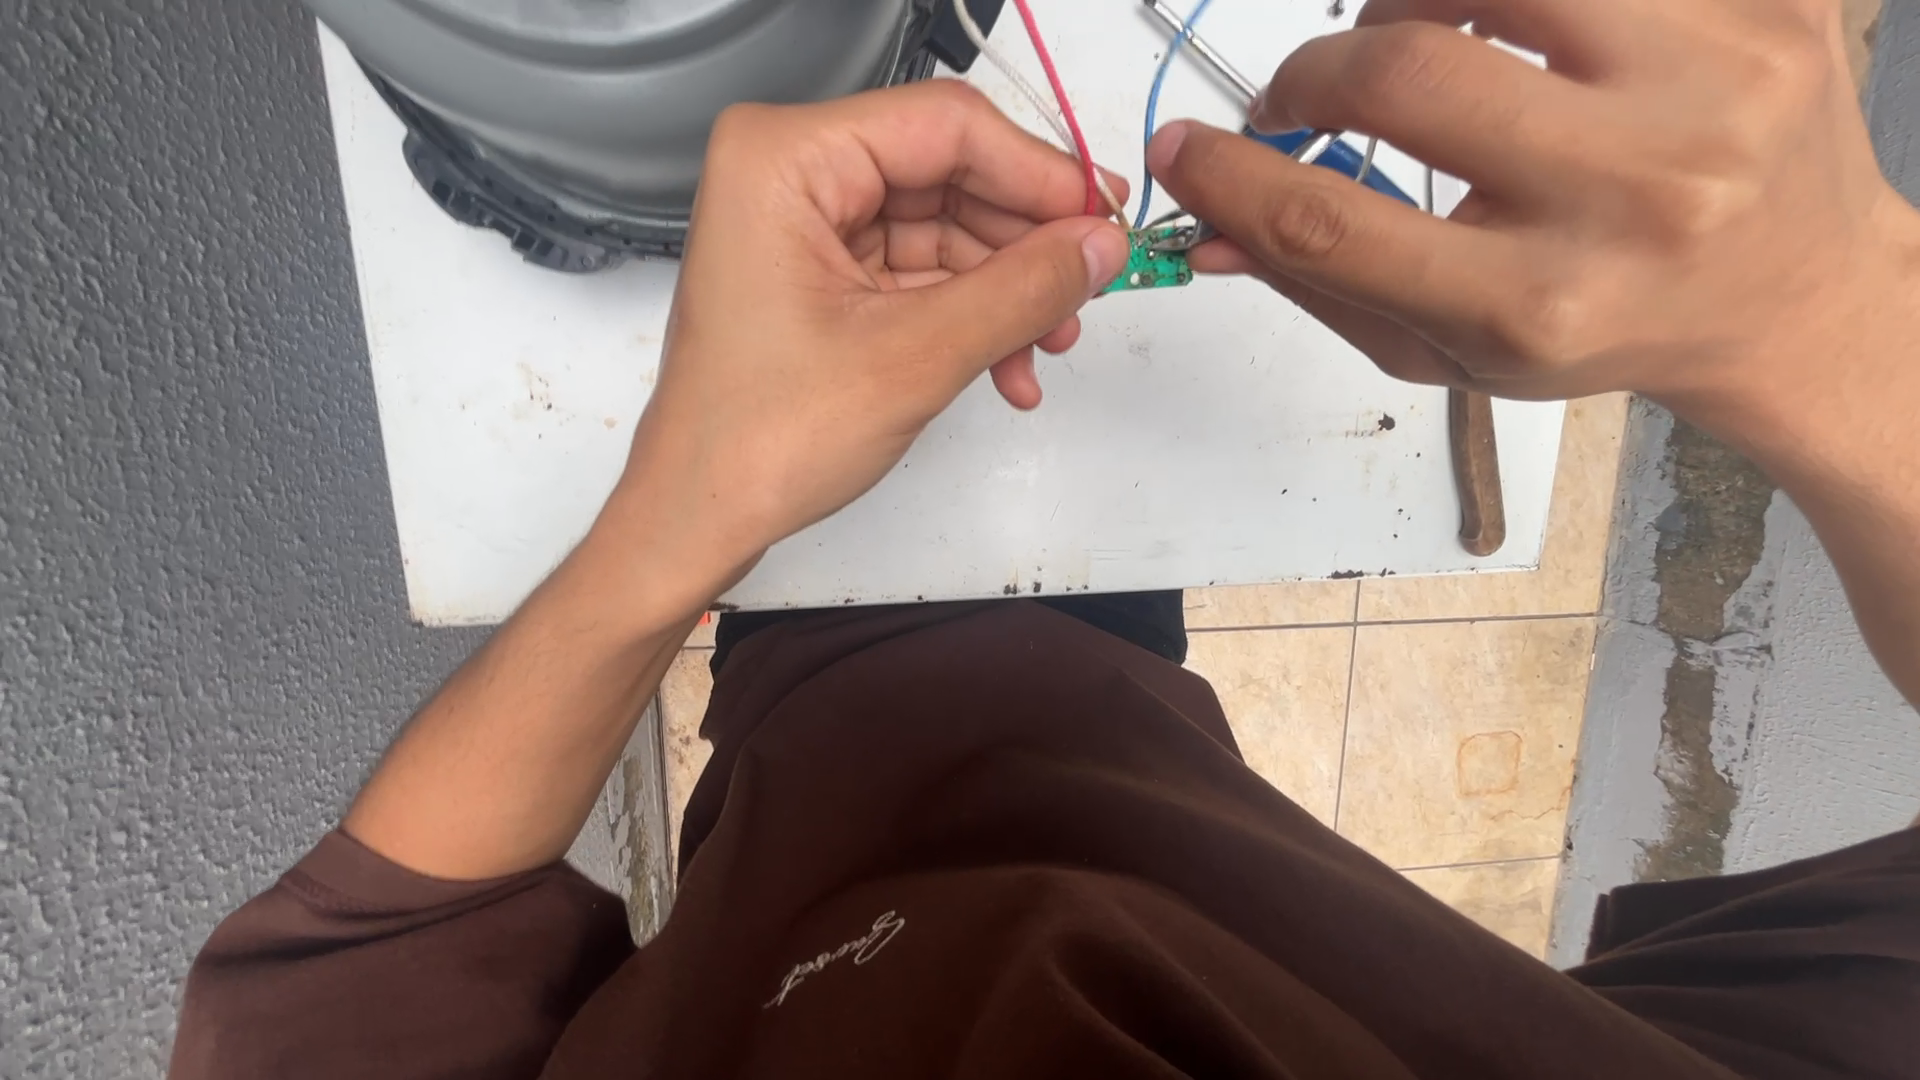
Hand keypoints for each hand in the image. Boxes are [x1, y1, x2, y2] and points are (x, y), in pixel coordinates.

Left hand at [606, 80, 1130, 588]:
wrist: (705, 515)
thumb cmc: (766, 441)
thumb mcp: (915, 357)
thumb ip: (1020, 291)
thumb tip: (1101, 246)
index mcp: (786, 160)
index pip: (946, 128)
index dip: (1038, 173)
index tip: (1102, 220)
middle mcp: (791, 180)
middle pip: (948, 180)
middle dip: (1023, 247)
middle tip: (1084, 292)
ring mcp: (807, 234)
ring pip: (941, 236)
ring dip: (1003, 295)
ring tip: (1045, 348)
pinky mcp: (822, 284)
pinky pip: (918, 281)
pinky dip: (968, 321)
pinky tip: (1006, 369)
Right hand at [1147, 0, 1916, 408]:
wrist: (1780, 293)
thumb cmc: (1576, 339)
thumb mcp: (1433, 348)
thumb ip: (1321, 286)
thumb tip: (1214, 232)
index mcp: (1526, 306)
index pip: (1332, 226)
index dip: (1232, 179)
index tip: (1178, 151)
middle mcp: (1627, 194)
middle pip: (1408, 77)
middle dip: (1311, 77)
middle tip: (1290, 102)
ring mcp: (1715, 79)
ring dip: (1397, 5)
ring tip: (1386, 49)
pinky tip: (1480, 22)